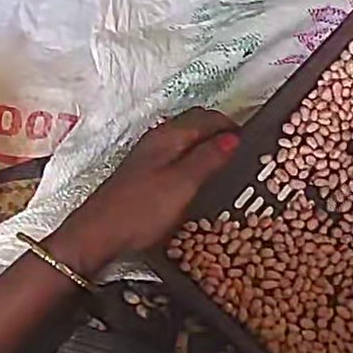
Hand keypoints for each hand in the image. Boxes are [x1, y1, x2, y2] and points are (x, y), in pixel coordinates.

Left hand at [49, 108, 239, 271]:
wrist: (99, 235)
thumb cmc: (142, 209)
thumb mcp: (183, 184)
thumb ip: (208, 158)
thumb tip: (234, 137)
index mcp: (169, 136)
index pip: (208, 117)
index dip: (232, 126)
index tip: (253, 143)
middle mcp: (158, 139)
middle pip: (196, 124)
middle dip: (221, 132)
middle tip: (244, 153)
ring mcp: (149, 156)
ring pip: (187, 140)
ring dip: (208, 147)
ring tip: (228, 166)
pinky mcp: (145, 174)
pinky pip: (178, 157)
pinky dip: (195, 160)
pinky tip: (201, 181)